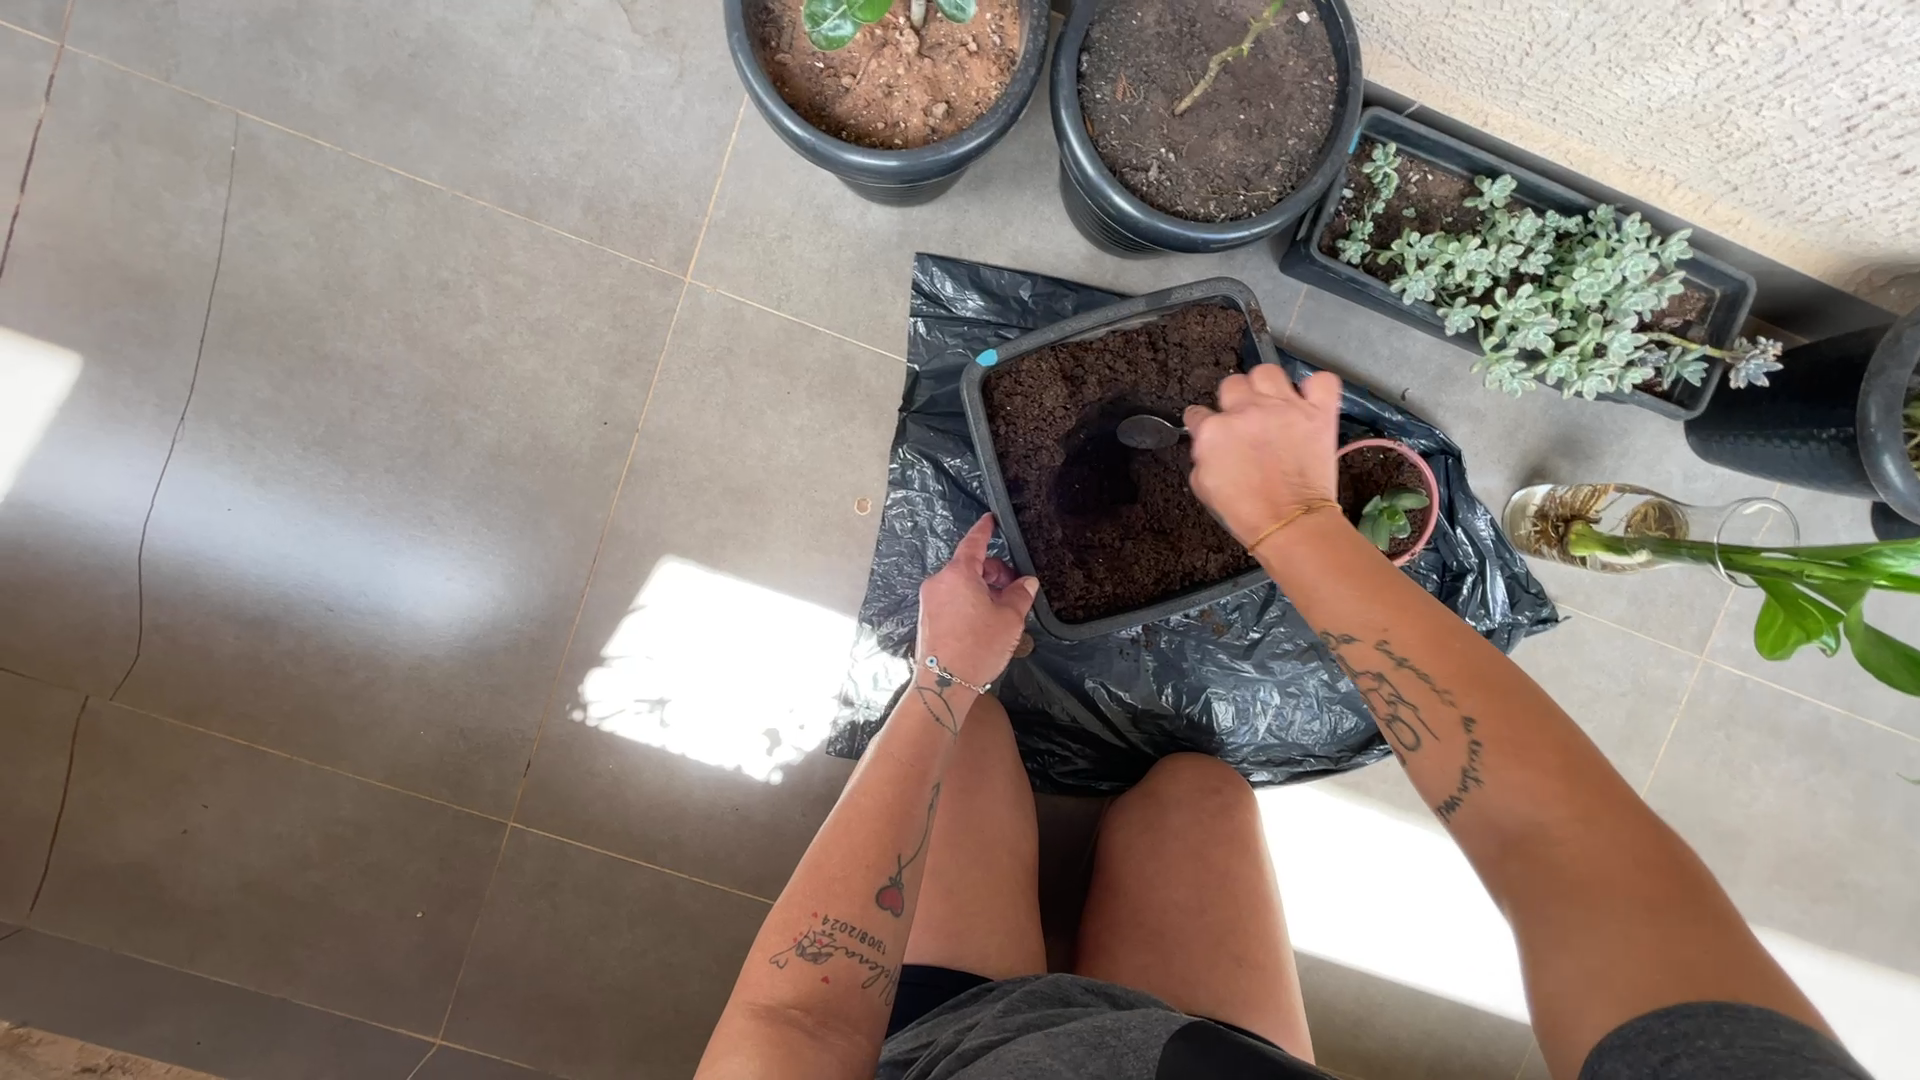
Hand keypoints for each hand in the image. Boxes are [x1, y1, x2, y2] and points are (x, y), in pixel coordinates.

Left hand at [915, 514, 1038, 689]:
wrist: (944, 684)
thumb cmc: (977, 648)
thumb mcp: (1010, 619)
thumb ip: (1020, 594)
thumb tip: (1027, 582)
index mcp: (958, 573)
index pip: (974, 542)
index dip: (985, 530)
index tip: (990, 519)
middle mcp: (939, 581)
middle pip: (970, 565)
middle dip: (993, 573)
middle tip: (1014, 590)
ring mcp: (930, 599)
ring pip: (961, 584)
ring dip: (982, 589)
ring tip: (1001, 611)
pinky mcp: (927, 617)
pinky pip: (951, 599)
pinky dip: (968, 602)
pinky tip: (983, 621)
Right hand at [1183, 365, 1343, 545]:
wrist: (1289, 523)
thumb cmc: (1245, 511)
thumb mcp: (1203, 487)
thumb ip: (1200, 456)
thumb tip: (1207, 444)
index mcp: (1214, 430)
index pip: (1198, 412)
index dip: (1204, 423)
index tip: (1213, 433)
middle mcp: (1246, 411)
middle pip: (1232, 384)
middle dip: (1234, 400)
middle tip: (1244, 420)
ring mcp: (1284, 408)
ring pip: (1268, 371)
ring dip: (1266, 386)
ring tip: (1272, 404)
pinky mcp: (1318, 413)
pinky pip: (1321, 381)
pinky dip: (1316, 387)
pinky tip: (1308, 401)